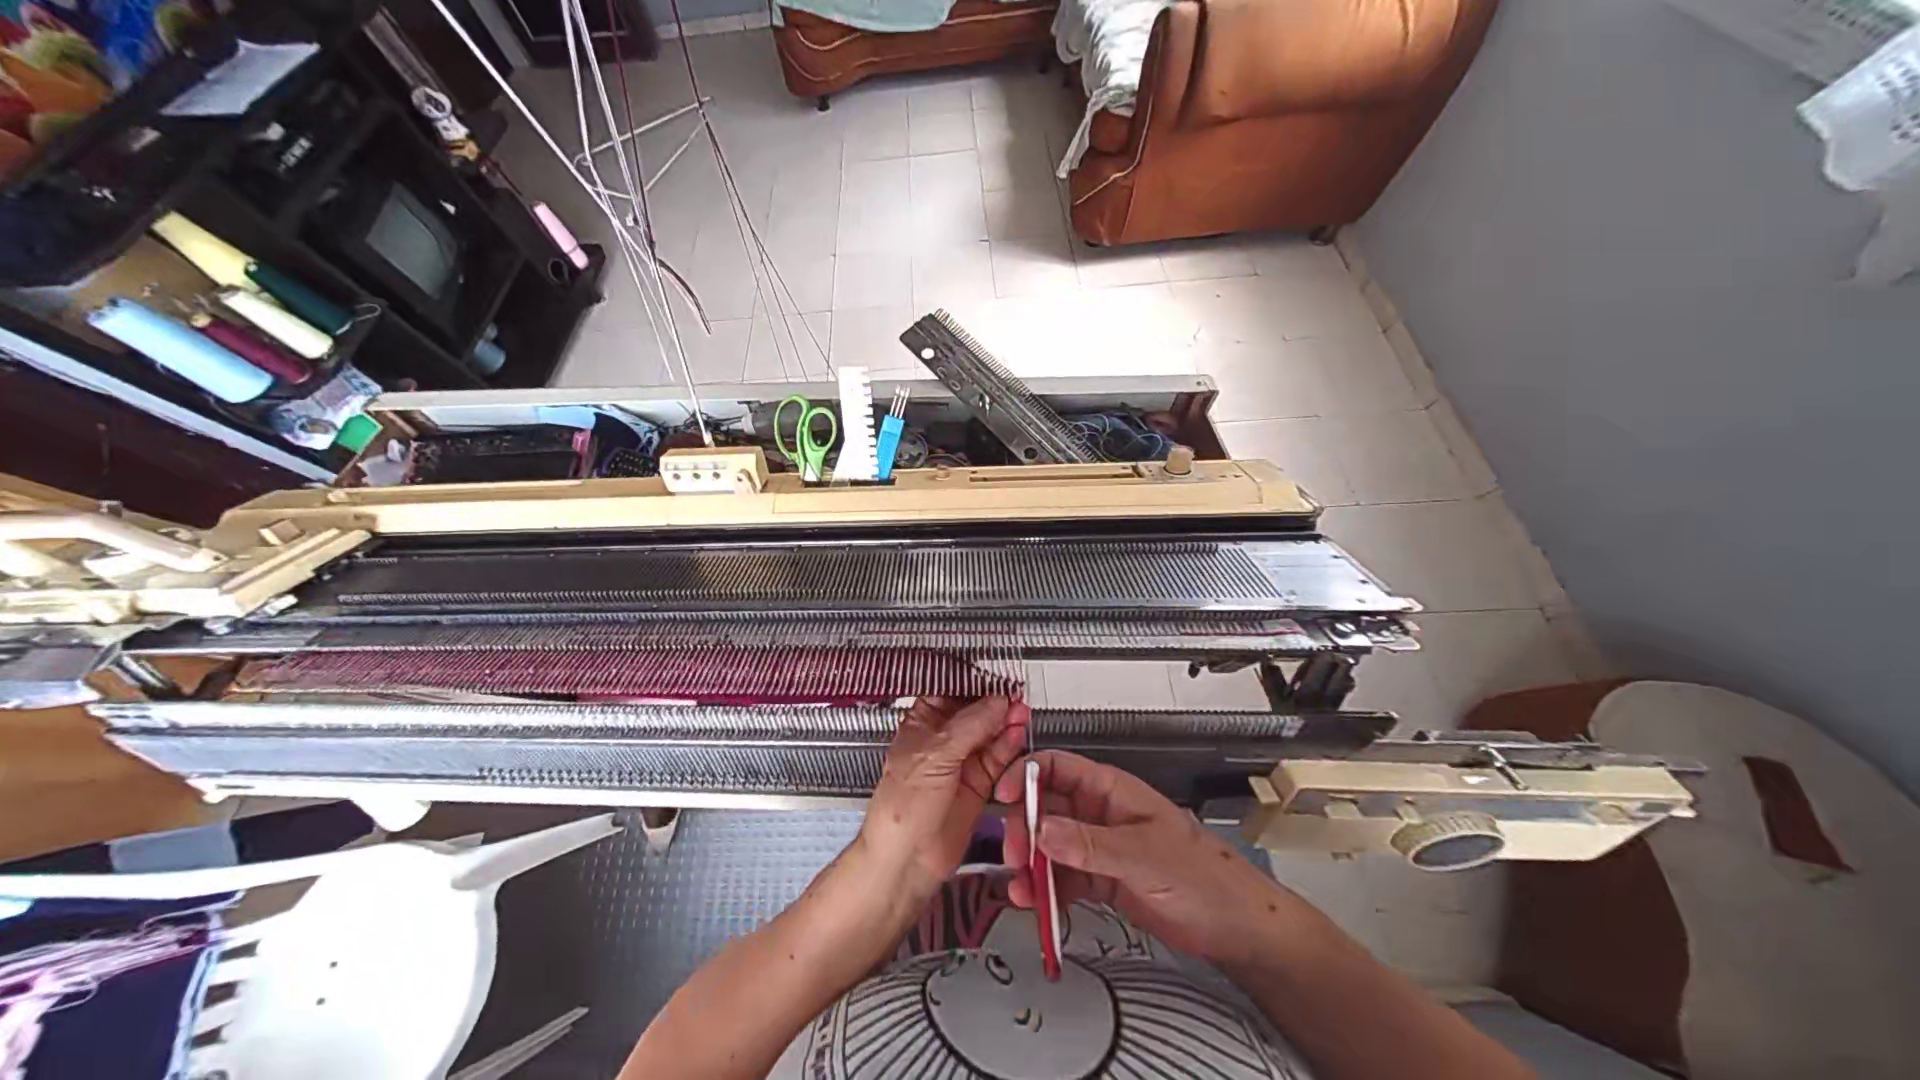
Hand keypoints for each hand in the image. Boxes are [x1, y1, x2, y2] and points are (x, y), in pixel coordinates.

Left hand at [856, 696, 1029, 901]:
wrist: (907, 860)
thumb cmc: (900, 811)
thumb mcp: (934, 757)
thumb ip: (969, 727)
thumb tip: (995, 703)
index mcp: (921, 725)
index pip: (950, 692)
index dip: (972, 684)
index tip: (994, 678)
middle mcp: (942, 741)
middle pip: (975, 711)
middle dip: (995, 702)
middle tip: (1014, 695)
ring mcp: (961, 762)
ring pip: (989, 733)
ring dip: (1006, 721)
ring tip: (1020, 712)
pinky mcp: (978, 784)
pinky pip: (998, 758)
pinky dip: (1009, 745)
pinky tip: (1017, 733)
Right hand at [997, 750, 1300, 964]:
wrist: (1234, 925)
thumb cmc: (1206, 875)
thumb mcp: (1144, 855)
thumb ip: (1091, 844)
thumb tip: (1044, 830)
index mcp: (1110, 790)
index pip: (1056, 768)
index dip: (1025, 776)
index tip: (1004, 797)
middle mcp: (1098, 814)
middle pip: (1044, 808)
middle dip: (1024, 829)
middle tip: (1015, 855)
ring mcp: (1097, 846)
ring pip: (1048, 846)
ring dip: (1030, 866)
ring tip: (1022, 889)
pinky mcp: (1099, 878)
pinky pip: (1060, 878)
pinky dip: (1045, 891)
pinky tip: (1039, 904)